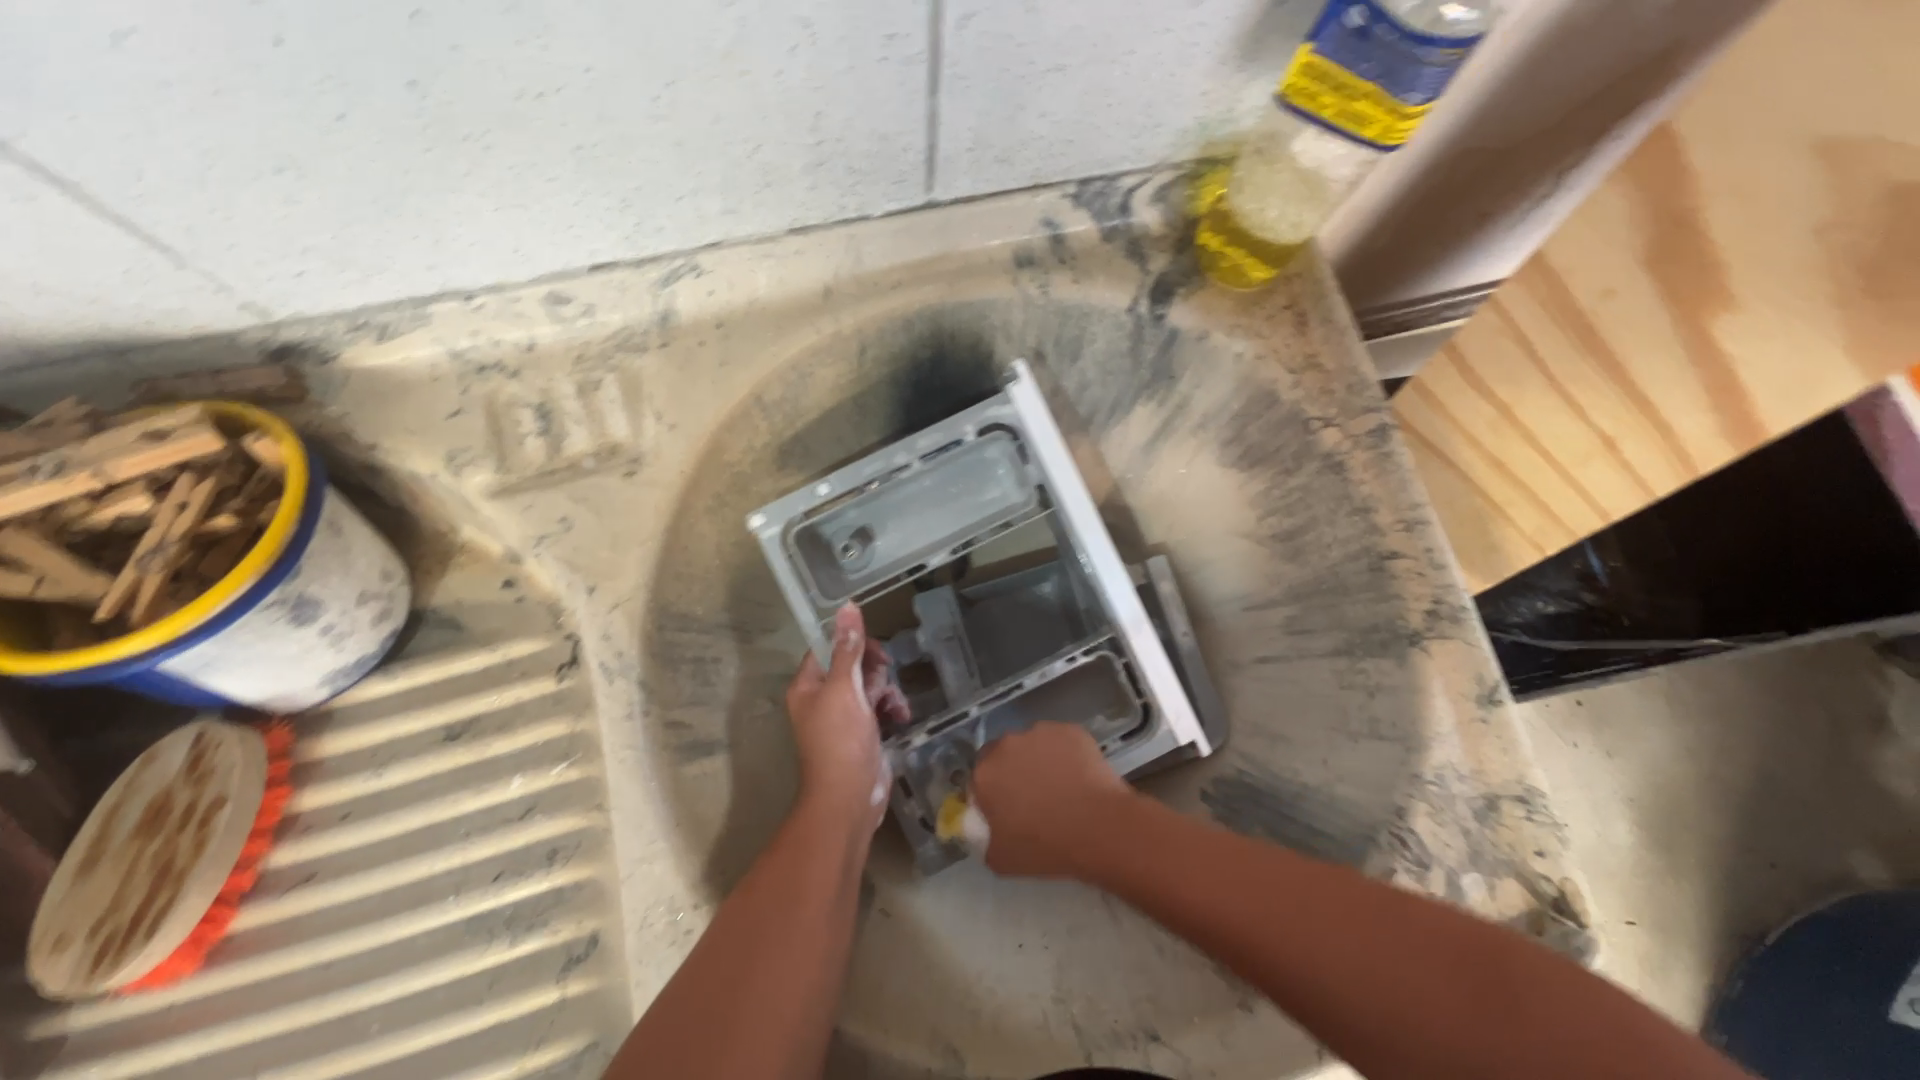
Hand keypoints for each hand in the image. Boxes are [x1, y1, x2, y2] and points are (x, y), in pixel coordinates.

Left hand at [784, 604, 904, 832]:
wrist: (850, 798)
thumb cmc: (841, 741)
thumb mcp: (845, 689)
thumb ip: (849, 648)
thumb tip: (848, 606)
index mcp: (807, 685)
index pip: (829, 648)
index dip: (854, 644)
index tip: (877, 652)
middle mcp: (821, 698)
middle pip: (854, 666)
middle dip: (876, 673)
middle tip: (883, 685)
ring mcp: (843, 718)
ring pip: (871, 686)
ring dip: (888, 692)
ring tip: (894, 708)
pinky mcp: (861, 734)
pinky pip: (879, 708)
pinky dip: (891, 710)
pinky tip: (901, 719)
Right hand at [972, 722, 1134, 878]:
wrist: (1101, 828)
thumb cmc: (1047, 847)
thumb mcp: (1000, 859)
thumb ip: (984, 839)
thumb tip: (988, 829)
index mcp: (985, 773)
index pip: (979, 778)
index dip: (992, 793)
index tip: (1007, 809)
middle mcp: (1007, 744)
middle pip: (1004, 755)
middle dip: (1013, 771)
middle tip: (1034, 797)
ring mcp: (1041, 732)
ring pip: (1033, 744)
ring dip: (1039, 760)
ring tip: (1061, 786)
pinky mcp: (1071, 730)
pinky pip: (1061, 742)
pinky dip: (1066, 754)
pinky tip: (1079, 777)